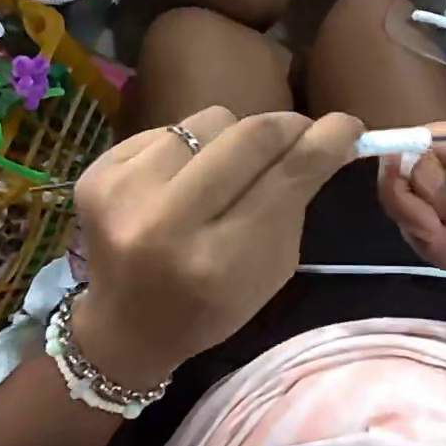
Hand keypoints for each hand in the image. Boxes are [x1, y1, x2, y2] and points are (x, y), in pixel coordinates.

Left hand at [72, 107, 362, 386]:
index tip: (349, 125)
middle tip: (301, 133)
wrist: (127, 326)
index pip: (286, 177)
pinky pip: (170, 129)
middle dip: (288, 126)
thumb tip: (327, 137)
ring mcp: (123, 192)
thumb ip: (295, 202)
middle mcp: (165, 223)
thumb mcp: (270, 269)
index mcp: (218, 261)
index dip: (325, 142)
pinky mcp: (97, 172)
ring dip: (235, 137)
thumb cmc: (212, 306)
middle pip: (250, 135)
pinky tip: (184, 179)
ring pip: (210, 120)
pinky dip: (191, 147)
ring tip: (229, 170)